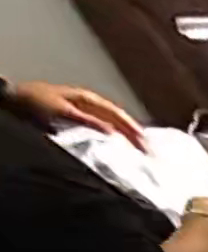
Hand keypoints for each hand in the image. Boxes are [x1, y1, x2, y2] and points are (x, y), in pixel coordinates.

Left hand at [6, 80, 145, 149]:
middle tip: (149, 153)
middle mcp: (91, 103)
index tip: (147, 144)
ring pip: (115, 125)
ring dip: (127, 138)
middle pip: (120, 121)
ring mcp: (86, 110)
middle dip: (135, 136)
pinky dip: (116, 137)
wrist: (9, 98)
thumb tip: (115, 134)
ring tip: (138, 151)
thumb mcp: (62, 111)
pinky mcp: (81, 117)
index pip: (120, 115)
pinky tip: (120, 145)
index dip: (134, 129)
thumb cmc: (34, 102)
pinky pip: (105, 128)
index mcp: (90, 99)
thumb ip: (90, 122)